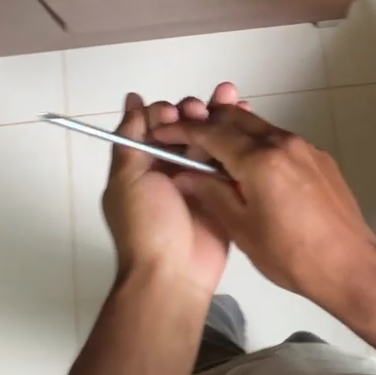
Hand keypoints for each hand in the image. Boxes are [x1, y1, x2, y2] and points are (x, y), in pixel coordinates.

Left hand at [100, 86, 237, 304]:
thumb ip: (130, 138)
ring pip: (210, 142)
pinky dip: (239, 142)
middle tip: (203, 110)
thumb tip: (132, 99)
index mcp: (143, 164)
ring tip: (233, 99)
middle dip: (195, 113)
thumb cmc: (145, 226)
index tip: (175, 114)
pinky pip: (231, 162)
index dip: (166, 114)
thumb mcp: (127, 179)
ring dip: (219, 120)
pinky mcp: (224, 193)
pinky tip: (248, 120)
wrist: (174, 275)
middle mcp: (170, 169)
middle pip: (186, 130)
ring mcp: (199, 180)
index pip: (156, 125)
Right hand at [152, 99, 375, 306]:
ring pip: (260, 127)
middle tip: (184, 136)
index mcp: (260, 159)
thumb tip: (182, 173)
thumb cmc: (291, 256)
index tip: (162, 134)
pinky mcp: (320, 158)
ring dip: (233, 132)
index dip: (182, 131)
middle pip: (236, 119)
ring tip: (214, 152)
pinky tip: (251, 168)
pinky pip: (280, 141)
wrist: (351, 266)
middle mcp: (283, 142)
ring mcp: (305, 148)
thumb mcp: (242, 229)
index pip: (211, 133)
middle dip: (206, 123)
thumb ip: (211, 194)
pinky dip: (258, 144)